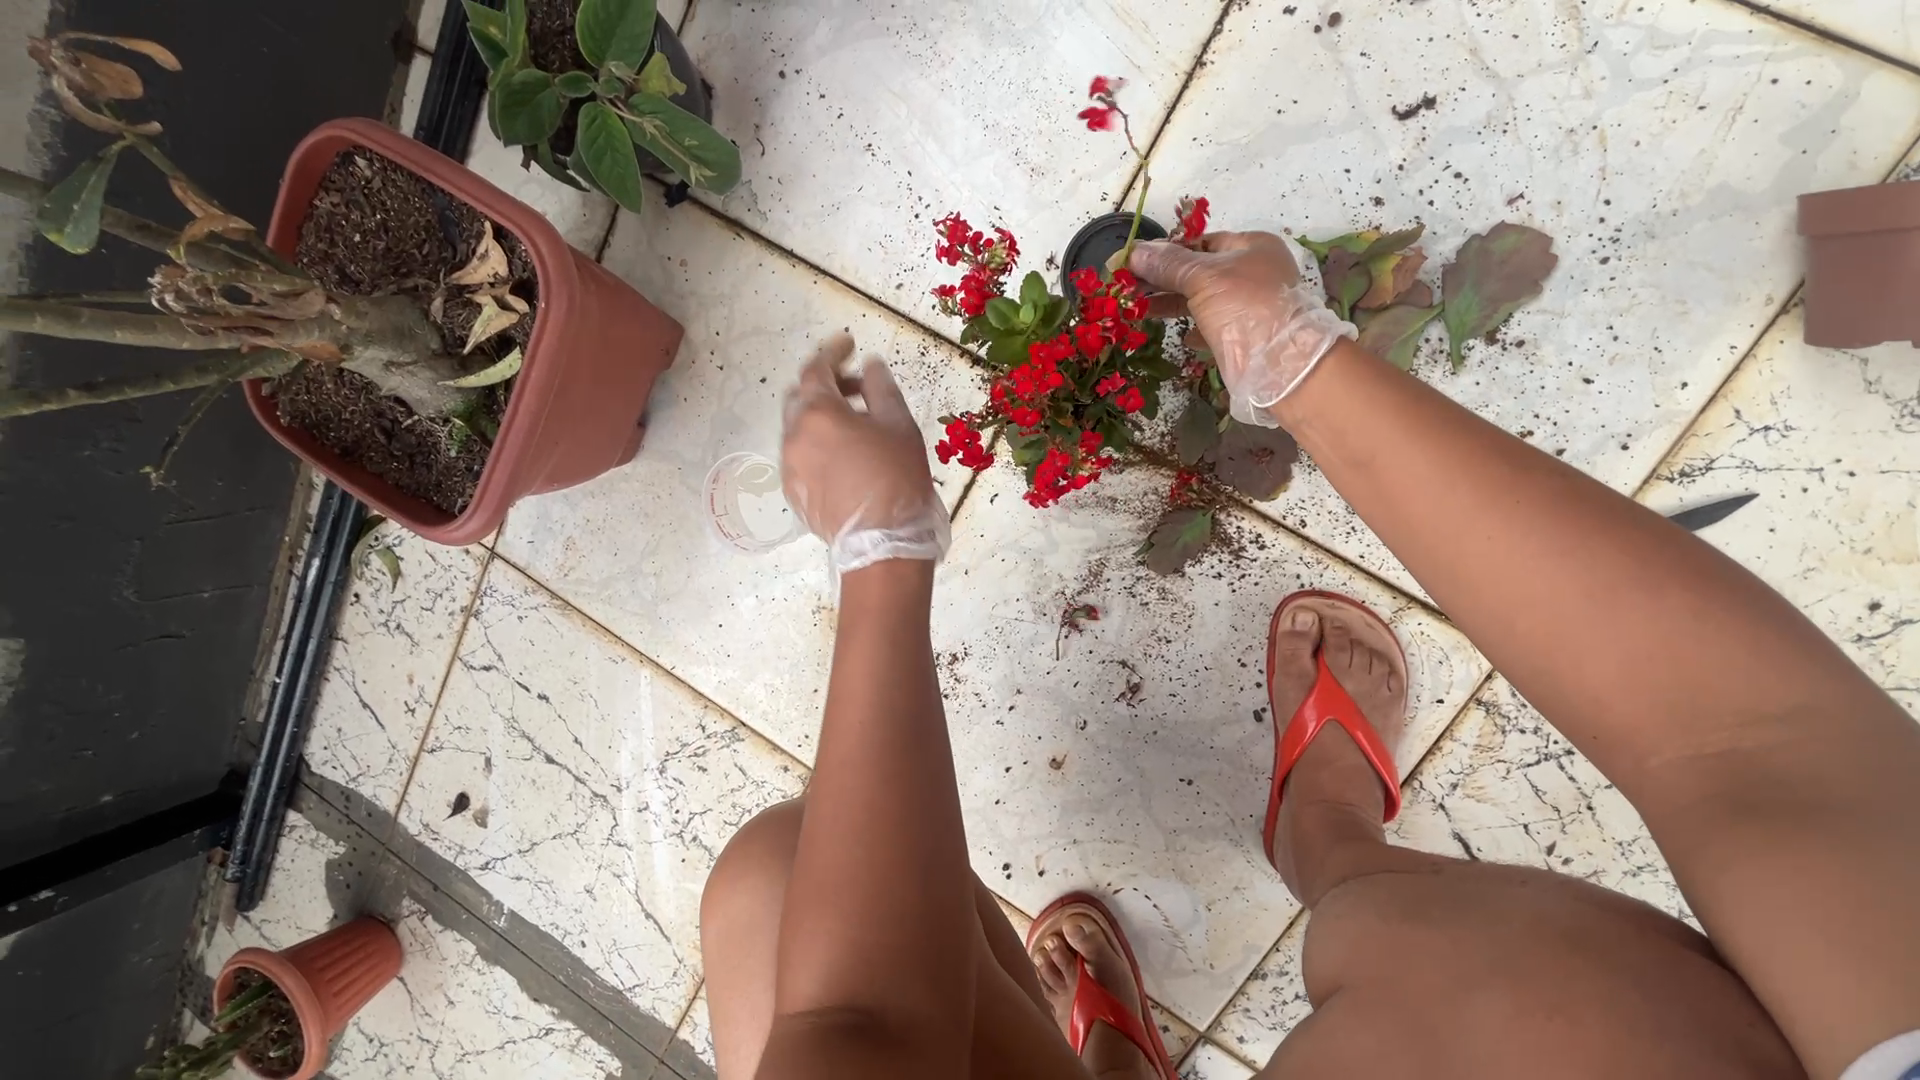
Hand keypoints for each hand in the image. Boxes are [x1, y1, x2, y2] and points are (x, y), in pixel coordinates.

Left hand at [781, 333, 950, 573]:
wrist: (883, 544)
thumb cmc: (897, 479)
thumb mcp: (899, 425)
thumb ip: (881, 387)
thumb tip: (870, 366)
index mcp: (818, 413)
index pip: (816, 368)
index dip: (833, 350)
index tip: (849, 343)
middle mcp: (794, 436)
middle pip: (800, 395)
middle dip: (825, 384)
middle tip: (857, 387)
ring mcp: (789, 466)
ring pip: (797, 427)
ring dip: (820, 416)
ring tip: (855, 425)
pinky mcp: (792, 491)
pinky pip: (799, 454)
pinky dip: (816, 443)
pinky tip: (844, 455)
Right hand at [1129, 231, 1354, 426]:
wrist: (1276, 362)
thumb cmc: (1244, 305)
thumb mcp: (1203, 277)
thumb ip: (1168, 264)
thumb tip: (1134, 253)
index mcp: (1252, 246)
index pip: (1202, 242)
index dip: (1168, 250)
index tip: (1137, 261)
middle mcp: (1252, 272)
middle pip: (1198, 271)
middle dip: (1163, 278)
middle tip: (1128, 286)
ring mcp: (1248, 306)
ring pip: (1201, 300)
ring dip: (1170, 303)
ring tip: (1136, 309)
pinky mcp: (1241, 335)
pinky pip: (1210, 327)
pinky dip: (1191, 329)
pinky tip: (1177, 335)